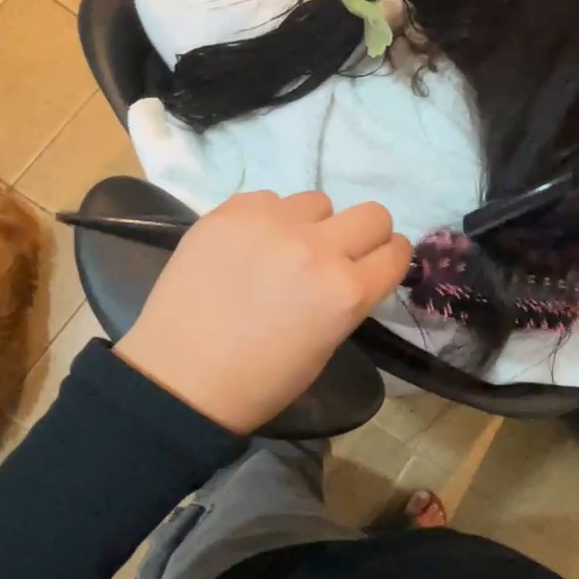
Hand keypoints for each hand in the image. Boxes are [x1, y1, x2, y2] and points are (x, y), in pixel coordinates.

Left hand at [114, 191, 411, 433]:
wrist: (181, 377)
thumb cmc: (262, 379)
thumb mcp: (327, 343)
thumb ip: (349, 297)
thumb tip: (352, 269)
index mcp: (348, 292)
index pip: (396, 251)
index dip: (390, 257)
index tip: (376, 264)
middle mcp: (318, 249)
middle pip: (372, 213)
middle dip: (364, 234)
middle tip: (337, 255)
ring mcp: (273, 224)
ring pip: (318, 201)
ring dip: (312, 224)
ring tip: (282, 252)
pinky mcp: (232, 212)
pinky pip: (270, 199)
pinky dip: (268, 219)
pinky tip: (247, 249)